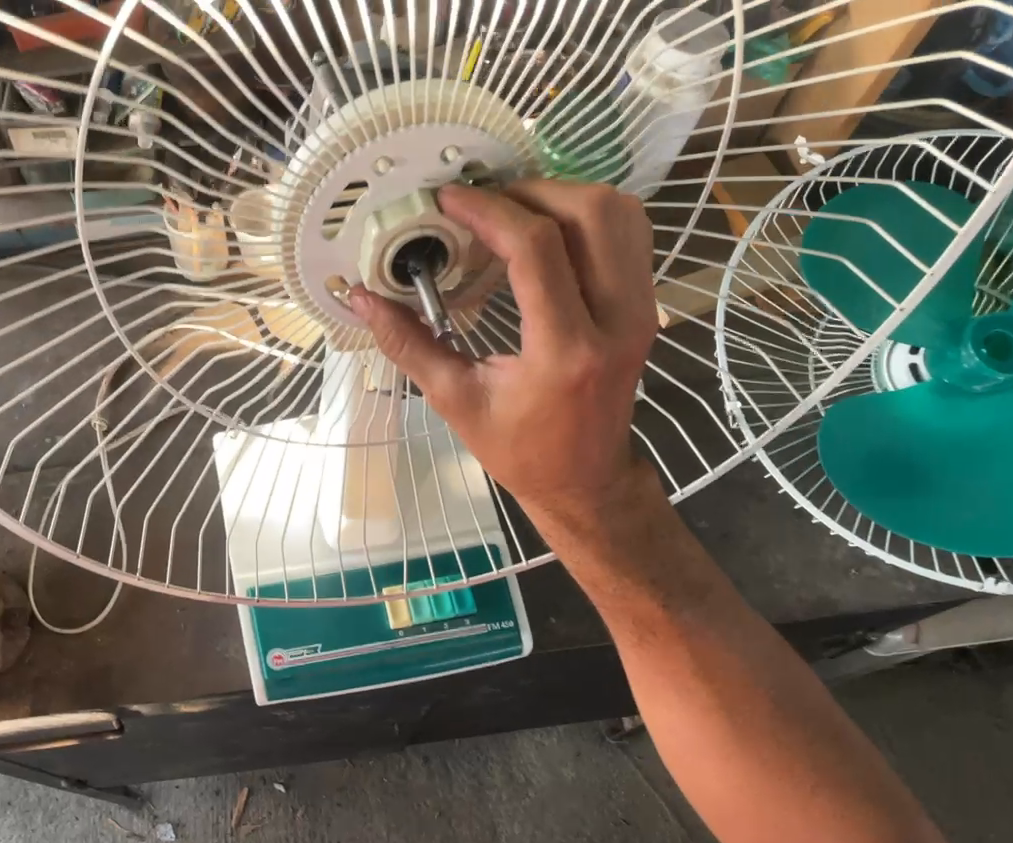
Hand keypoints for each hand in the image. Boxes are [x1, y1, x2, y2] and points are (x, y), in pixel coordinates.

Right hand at [350, 180, 659, 532]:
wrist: (585, 480)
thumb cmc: (520, 451)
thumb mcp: (457, 402)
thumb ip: (410, 345)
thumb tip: (363, 300)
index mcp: (564, 353)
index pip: (536, 250)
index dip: (488, 212)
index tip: (448, 201)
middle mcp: (616, 323)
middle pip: (588, 214)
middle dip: (528, 193)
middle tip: (481, 205)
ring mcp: (642, 310)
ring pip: (617, 214)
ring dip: (561, 196)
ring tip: (511, 212)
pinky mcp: (648, 305)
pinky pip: (628, 233)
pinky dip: (587, 215)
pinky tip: (548, 229)